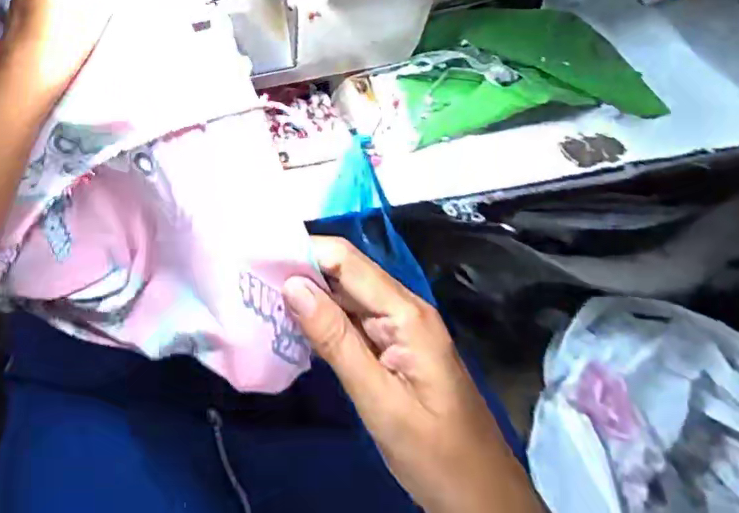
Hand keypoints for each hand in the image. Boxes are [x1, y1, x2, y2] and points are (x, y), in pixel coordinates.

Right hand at [284, 237, 545, 512]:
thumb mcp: (381, 403)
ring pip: (344, 293)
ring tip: (261, 295)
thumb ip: (335, 341)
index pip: (345, 259)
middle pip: (343, 271)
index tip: (258, 258)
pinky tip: (292, 325)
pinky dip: (320, 317)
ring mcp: (398, 328)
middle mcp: (403, 309)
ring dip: (306, 292)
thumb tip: (291, 283)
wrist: (487, 506)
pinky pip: (350, 318)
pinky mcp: (392, 347)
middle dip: (298, 269)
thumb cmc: (438, 458)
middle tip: (251, 277)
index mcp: (406, 314)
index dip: (302, 251)